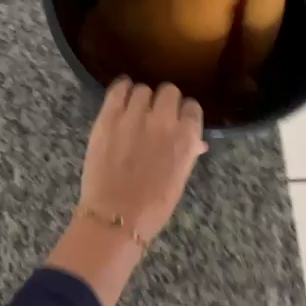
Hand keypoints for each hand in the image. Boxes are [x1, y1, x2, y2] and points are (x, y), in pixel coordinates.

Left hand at [78, 78, 207, 244]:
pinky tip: (121, 94)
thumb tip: (196, 142)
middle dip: (164, 101)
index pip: (192, 107)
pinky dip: (121, 88)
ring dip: (141, 99)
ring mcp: (134, 116)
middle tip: (155, 115)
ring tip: (134, 110)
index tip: (177, 119)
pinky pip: (118, 89)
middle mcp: (164, 120)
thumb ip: (188, 153)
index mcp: (187, 137)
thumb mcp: (179, 179)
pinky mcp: (109, 117)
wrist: (116, 217)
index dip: (183, 112)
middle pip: (169, 91)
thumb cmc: (153, 206)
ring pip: (142, 89)